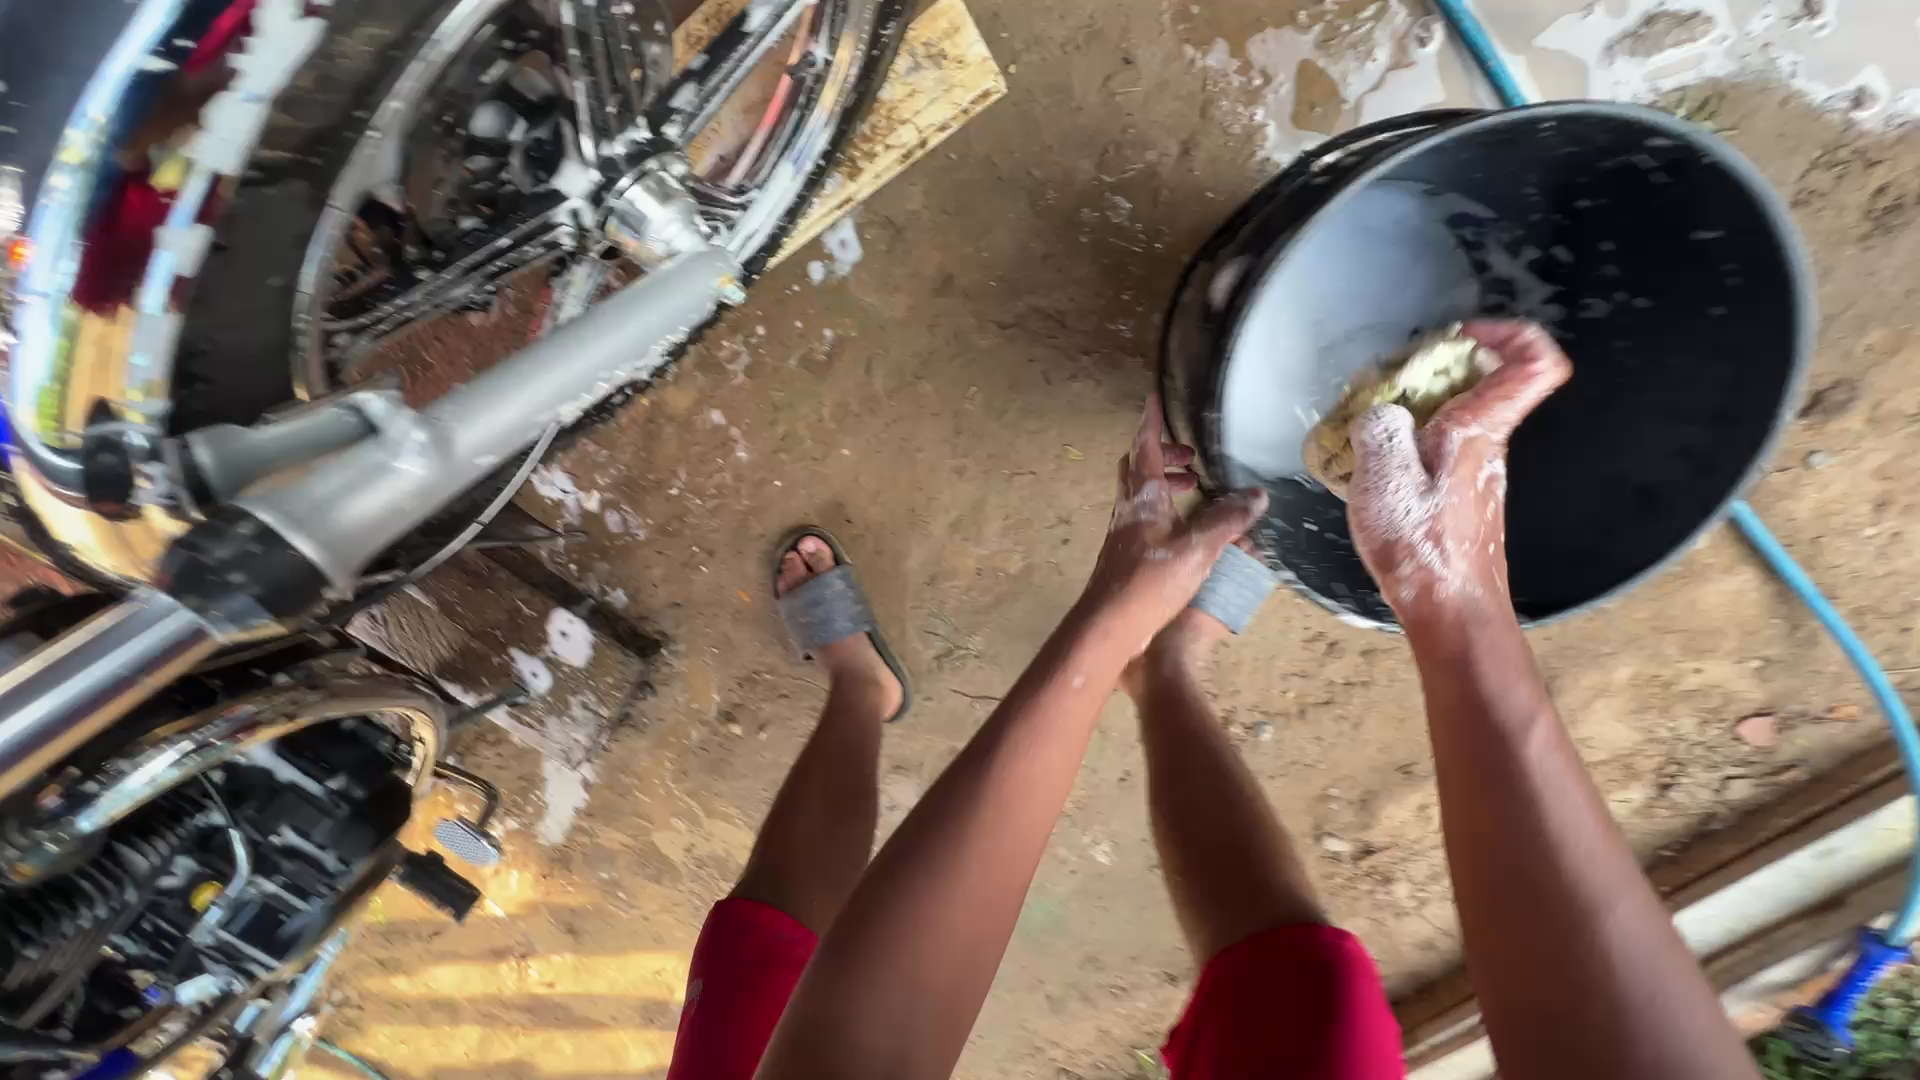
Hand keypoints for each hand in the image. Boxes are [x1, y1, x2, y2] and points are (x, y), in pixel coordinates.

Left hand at [1079, 396, 1267, 652]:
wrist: (1109, 623)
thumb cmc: (1149, 580)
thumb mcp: (1198, 548)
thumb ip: (1228, 520)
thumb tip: (1257, 494)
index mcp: (1142, 497)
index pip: (1143, 446)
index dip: (1151, 421)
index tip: (1154, 397)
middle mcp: (1128, 508)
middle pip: (1137, 466)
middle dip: (1162, 453)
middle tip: (1191, 456)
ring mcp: (1124, 530)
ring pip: (1140, 493)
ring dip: (1165, 482)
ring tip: (1195, 488)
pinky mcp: (1125, 552)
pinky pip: (1144, 516)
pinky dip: (1164, 508)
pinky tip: (1184, 527)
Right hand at [1346, 320, 1571, 628]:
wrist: (1447, 606)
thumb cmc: (1421, 544)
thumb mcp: (1385, 481)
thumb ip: (1380, 431)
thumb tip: (1381, 412)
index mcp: (1478, 432)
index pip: (1533, 364)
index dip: (1507, 335)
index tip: (1458, 338)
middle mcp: (1484, 444)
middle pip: (1481, 383)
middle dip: (1431, 370)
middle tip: (1382, 382)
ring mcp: (1470, 470)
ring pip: (1452, 416)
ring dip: (1408, 408)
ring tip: (1360, 423)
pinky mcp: (1453, 493)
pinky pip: (1433, 446)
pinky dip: (1401, 441)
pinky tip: (1364, 464)